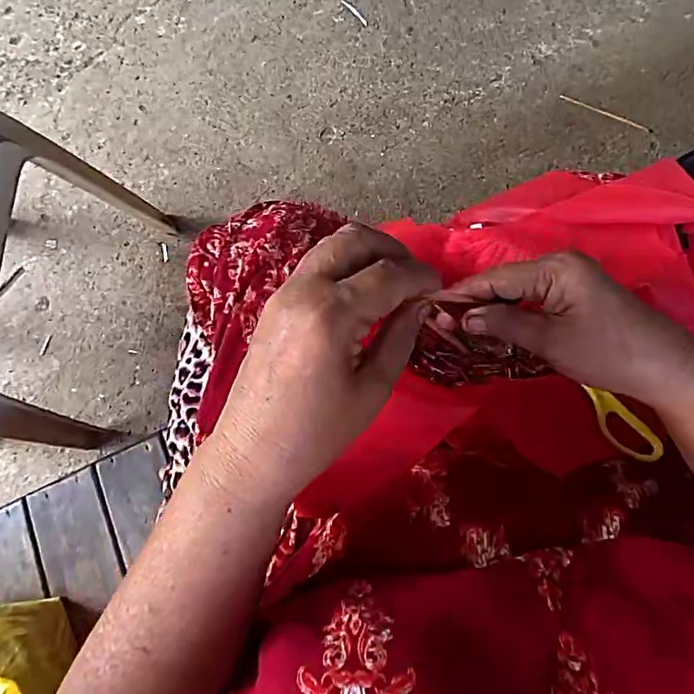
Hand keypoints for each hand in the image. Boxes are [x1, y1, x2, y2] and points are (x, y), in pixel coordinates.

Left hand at [199, 224, 439, 505]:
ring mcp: (283, 292)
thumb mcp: (372, 389)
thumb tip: (419, 305)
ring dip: (366, 252)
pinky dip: (342, 265)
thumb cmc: (317, 433)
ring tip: (393, 279)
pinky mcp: (273, 302)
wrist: (253, 452)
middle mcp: (304, 290)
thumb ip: (399, 337)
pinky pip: (314, 265)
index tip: (441, 287)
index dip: (421, 276)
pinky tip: (361, 291)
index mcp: (331, 313)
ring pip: (330, 247)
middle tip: (416, 275)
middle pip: (354, 241)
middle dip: (392, 249)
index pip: (387, 274)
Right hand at [432, 251, 693, 402]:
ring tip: (460, 324)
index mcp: (554, 267)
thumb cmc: (607, 353)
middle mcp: (559, 262)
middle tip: (441, 321)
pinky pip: (533, 295)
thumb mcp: (549, 341)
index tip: (429, 306)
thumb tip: (462, 317)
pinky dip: (512, 310)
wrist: (666, 368)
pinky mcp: (576, 291)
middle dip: (473, 301)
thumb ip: (502, 324)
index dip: (462, 294)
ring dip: (491, 306)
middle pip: (504, 280)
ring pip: (516, 288)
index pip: (495, 278)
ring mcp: (570, 275)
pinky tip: (494, 324)